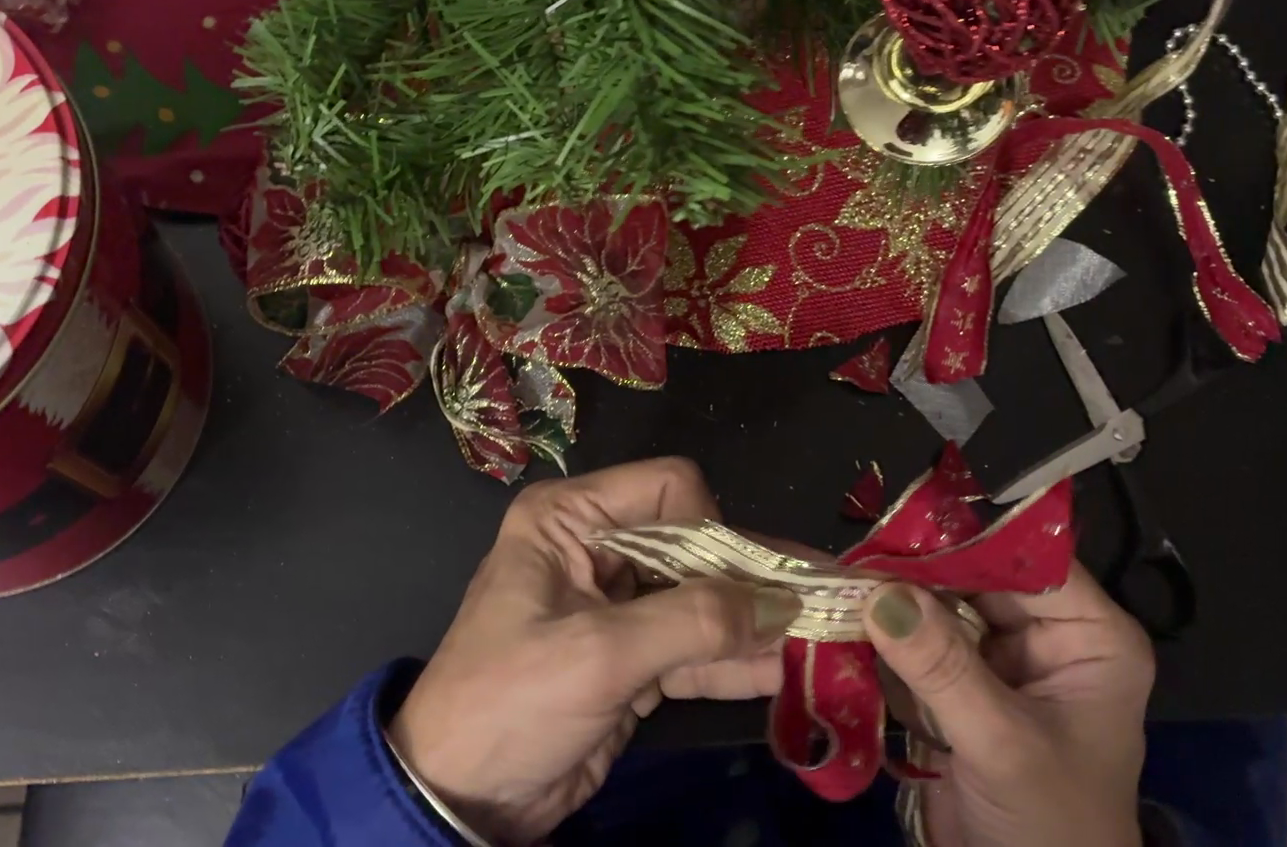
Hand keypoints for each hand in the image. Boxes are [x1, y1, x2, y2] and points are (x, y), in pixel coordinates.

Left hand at [388, 458, 800, 845]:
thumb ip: (692, 623)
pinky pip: (694, 646)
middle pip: (694, 544)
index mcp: (570, 519)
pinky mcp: (632, 656)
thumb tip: (781, 603)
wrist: (459, 797)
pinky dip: (735, 658)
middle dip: (754, 575)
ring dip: (755, 619)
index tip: (738, 582)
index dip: (711, 526)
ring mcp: (618, 604)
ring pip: (702, 597)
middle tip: (826, 591)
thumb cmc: (510, 702)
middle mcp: (597, 547)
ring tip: (827, 630)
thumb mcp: (598, 656)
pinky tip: (787, 667)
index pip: (667, 489)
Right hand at [865, 561, 1154, 846]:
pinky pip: (916, 639)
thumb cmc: (1049, 827)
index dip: (965, 538)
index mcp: (1087, 636)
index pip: (1026, 559)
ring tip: (838, 579)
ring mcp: (997, 658)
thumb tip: (877, 593)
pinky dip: (883, 634)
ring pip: (937, 602)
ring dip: (891, 597)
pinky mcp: (957, 683)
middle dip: (915, 567)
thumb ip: (943, 668)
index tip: (898, 524)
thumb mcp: (1002, 745)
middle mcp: (1045, 634)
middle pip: (973, 575)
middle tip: (853, 554)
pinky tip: (843, 618)